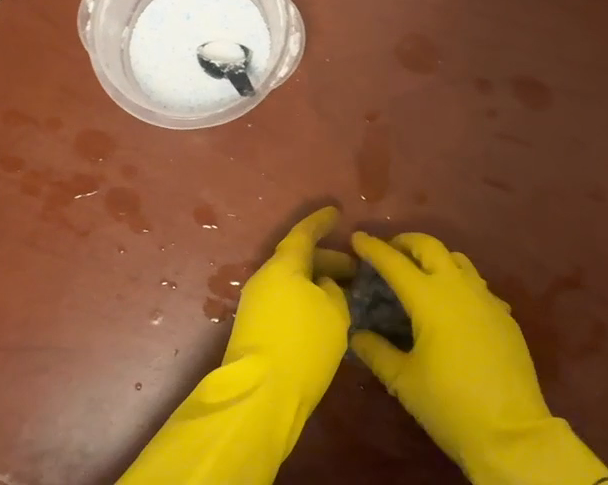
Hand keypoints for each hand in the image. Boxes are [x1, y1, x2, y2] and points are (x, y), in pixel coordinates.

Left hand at [226, 206, 355, 410]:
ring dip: (315, 283)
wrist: (261, 395)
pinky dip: (304, 300)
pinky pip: (283, 302)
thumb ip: (332, 291)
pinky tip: (323, 317)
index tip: (337, 212)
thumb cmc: (303, 344)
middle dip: (326, 260)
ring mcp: (255, 304)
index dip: (321, 222)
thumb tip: (322, 286)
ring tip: (342, 294)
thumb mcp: (334, 313)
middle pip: (297, 259)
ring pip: (290, 282)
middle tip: (353, 268)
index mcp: (283, 266)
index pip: (303, 234)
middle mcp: (264, 279)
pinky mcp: (254, 328)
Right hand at [353, 232, 607, 484]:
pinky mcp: (504, 314)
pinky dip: (458, 282)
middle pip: (430, 246)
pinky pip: (477, 284)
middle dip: (406, 242)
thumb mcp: (404, 381)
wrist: (510, 431)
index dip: (373, 248)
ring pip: (457, 260)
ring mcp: (485, 298)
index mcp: (429, 298)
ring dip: (435, 258)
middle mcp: (458, 287)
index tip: (357, 237)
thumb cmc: (450, 405)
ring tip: (421, 272)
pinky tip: (453, 306)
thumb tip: (357, 335)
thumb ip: (377, 352)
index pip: (394, 262)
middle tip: (390, 250)